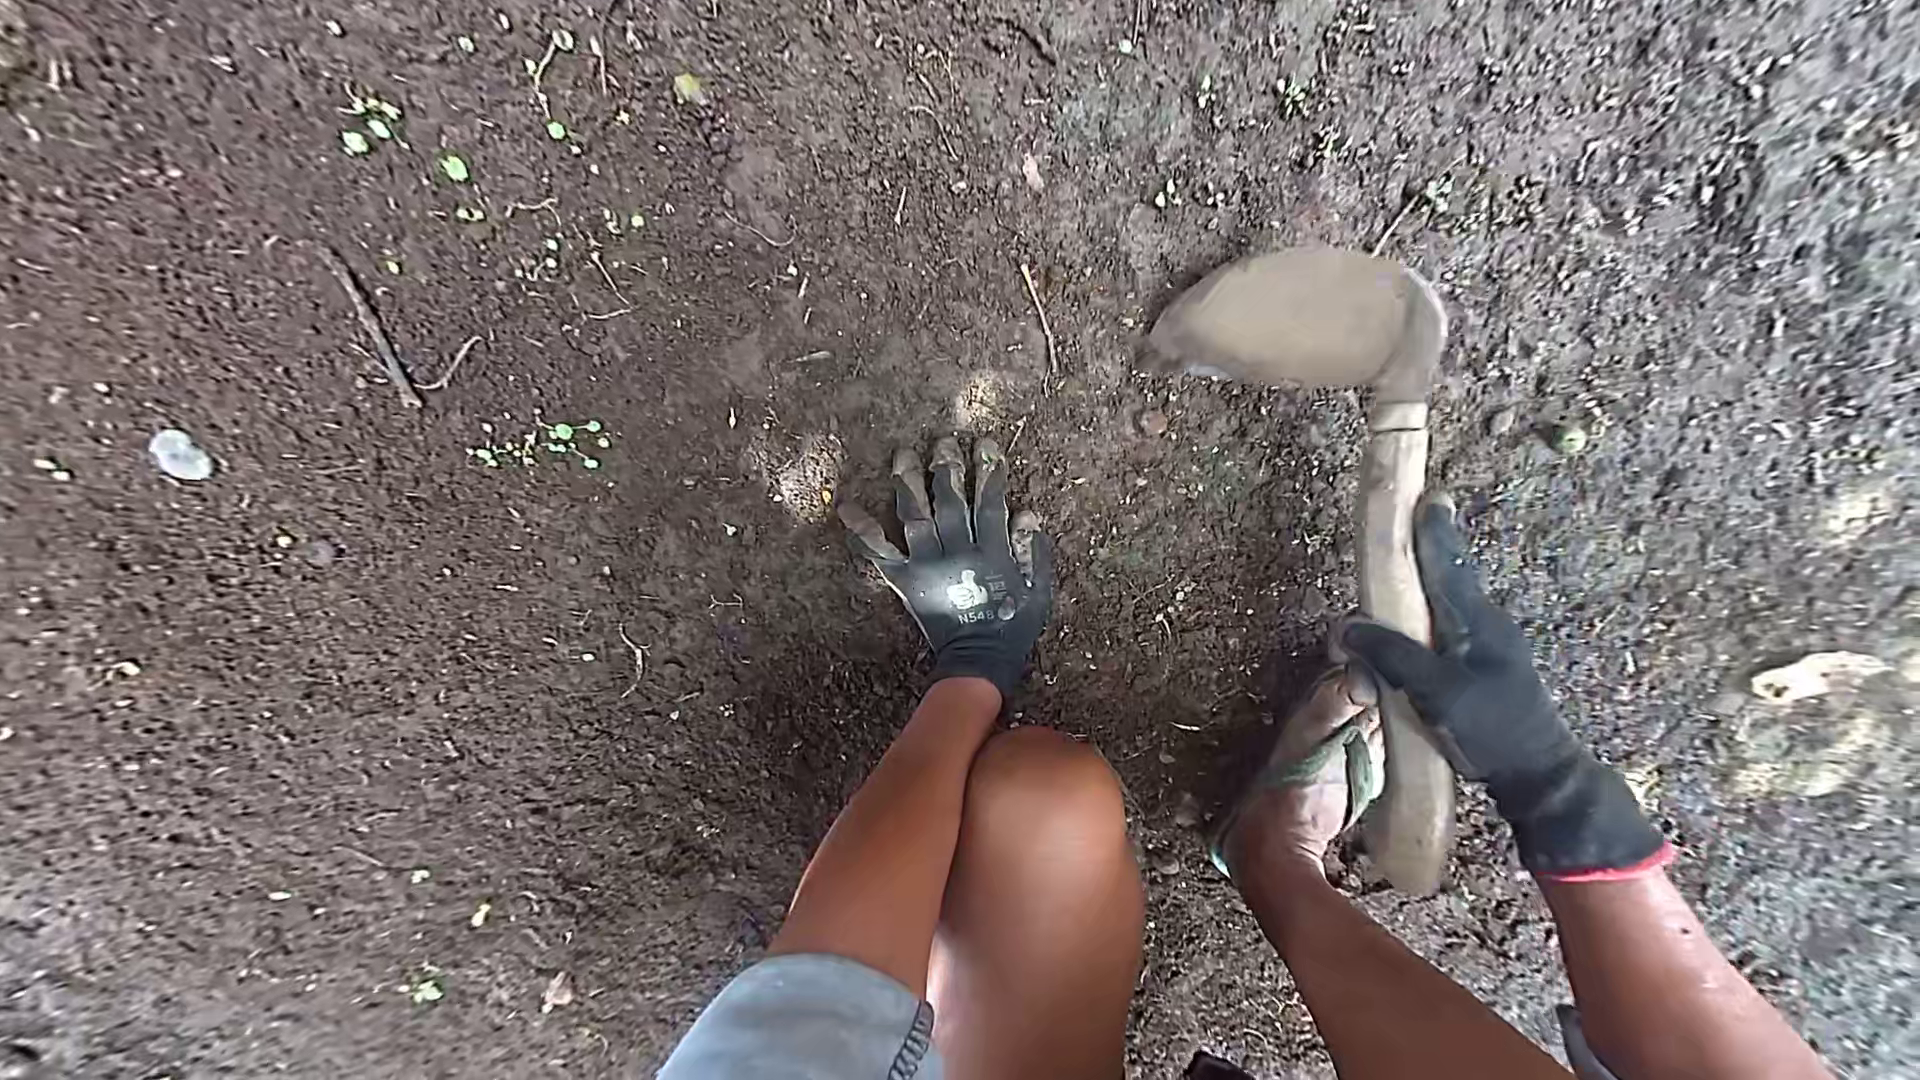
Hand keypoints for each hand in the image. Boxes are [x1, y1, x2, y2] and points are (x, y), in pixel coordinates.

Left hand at [838, 435, 1052, 696]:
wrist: (976, 660)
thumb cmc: (1012, 625)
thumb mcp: (1038, 591)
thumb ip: (1033, 552)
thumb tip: (1026, 512)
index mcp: (991, 553)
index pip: (990, 502)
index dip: (989, 471)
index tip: (985, 445)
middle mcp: (957, 553)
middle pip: (950, 502)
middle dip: (948, 468)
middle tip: (944, 441)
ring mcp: (927, 565)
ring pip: (916, 517)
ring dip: (909, 484)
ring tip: (903, 455)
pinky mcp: (906, 580)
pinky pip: (881, 553)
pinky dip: (863, 531)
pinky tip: (847, 507)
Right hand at [1339, 497, 1668, 879]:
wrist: (1541, 777)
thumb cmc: (1491, 729)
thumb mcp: (1435, 690)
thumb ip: (1390, 654)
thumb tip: (1343, 627)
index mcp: (1475, 622)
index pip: (1447, 565)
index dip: (1434, 531)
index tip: (1430, 497)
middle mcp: (1481, 626)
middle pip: (1441, 580)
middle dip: (1420, 556)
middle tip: (1402, 536)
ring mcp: (1482, 648)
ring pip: (1435, 610)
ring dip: (1408, 603)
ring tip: (1382, 609)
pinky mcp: (1476, 668)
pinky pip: (1434, 635)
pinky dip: (1412, 631)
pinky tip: (1397, 649)